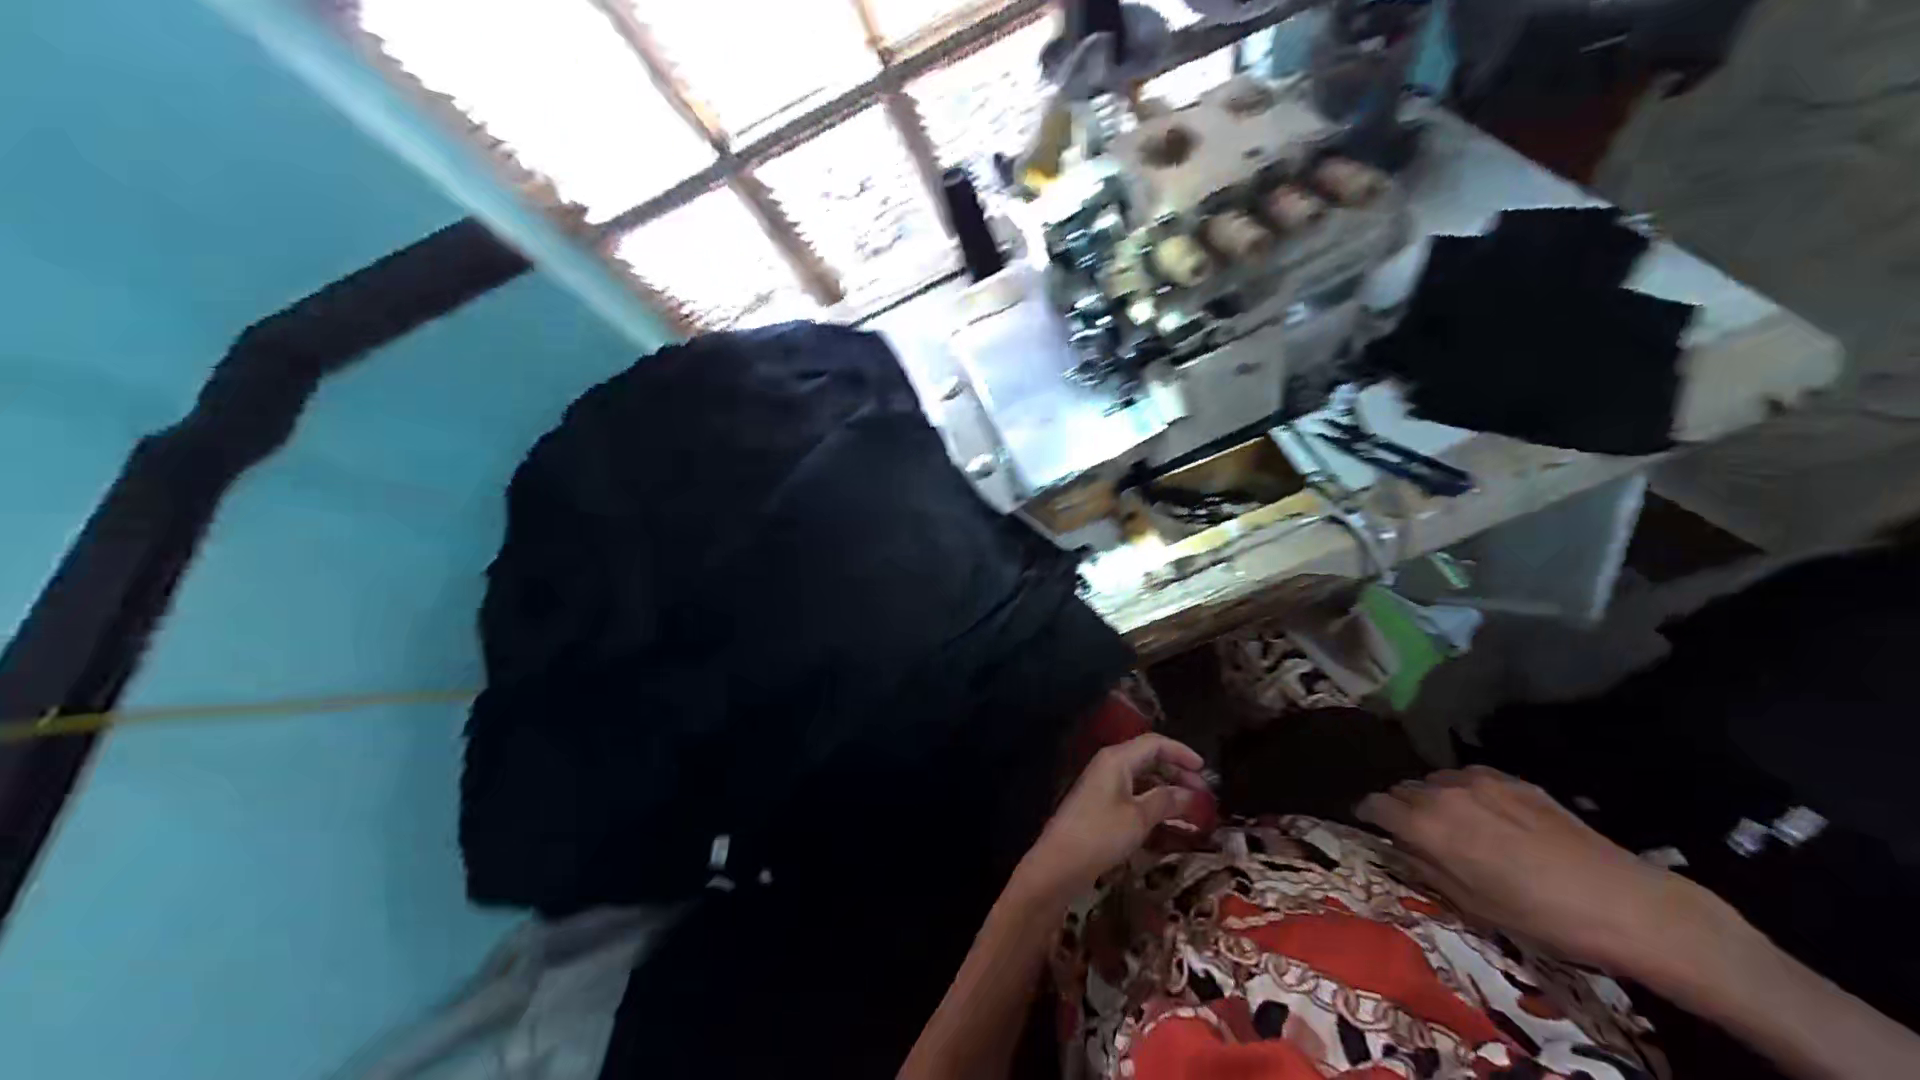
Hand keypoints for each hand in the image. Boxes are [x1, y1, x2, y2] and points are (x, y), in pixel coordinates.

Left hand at [1015, 734, 1207, 899]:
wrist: (1059, 863)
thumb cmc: (1100, 834)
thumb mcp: (1139, 817)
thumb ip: (1166, 801)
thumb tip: (1192, 794)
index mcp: (1117, 759)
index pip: (1155, 743)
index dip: (1182, 753)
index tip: (1205, 770)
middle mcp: (1109, 765)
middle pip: (1149, 758)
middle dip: (1177, 772)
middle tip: (1203, 793)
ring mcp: (1103, 785)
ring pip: (1142, 777)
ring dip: (1167, 788)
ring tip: (1191, 807)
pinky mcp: (1101, 804)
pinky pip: (1133, 793)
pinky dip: (1153, 801)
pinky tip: (1168, 818)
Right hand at [1357, 766, 1740, 979]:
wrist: (1626, 904)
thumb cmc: (1539, 917)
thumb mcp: (1470, 904)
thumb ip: (1424, 866)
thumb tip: (1399, 845)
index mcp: (1426, 825)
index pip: (1374, 803)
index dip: (1368, 815)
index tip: (1371, 825)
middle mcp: (1443, 792)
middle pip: (1402, 789)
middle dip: (1402, 807)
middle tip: (1418, 833)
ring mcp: (1479, 780)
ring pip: (1435, 780)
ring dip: (1434, 798)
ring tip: (1458, 824)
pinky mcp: (1512, 777)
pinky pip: (1468, 776)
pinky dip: (1465, 791)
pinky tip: (1490, 815)